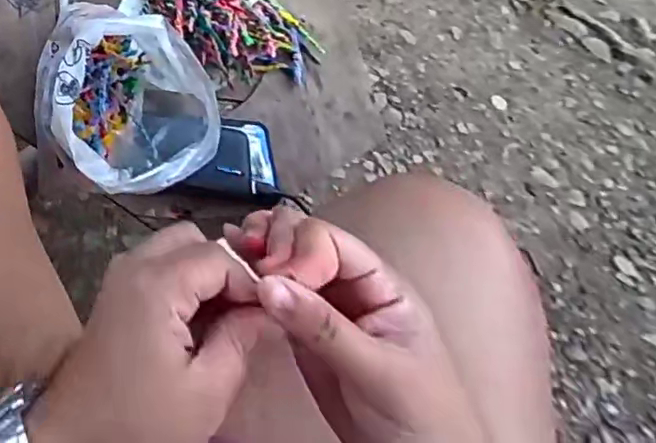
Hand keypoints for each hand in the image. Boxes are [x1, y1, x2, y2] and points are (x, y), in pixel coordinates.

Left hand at [28, 224, 267, 442]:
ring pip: (174, 245)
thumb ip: (239, 341)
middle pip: (192, 238)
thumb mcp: (206, 391)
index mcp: (155, 282)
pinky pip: (157, 260)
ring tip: (227, 318)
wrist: (80, 426)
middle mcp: (134, 261)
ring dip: (203, 271)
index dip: (249, 281)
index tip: (269, 313)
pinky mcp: (116, 283)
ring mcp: (121, 269)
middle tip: (247, 312)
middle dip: (225, 268)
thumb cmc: (144, 415)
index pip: (216, 255)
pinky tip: (198, 318)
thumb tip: (267, 310)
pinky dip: (183, 276)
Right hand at [225, 209, 486, 442]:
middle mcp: (346, 282)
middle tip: (255, 266)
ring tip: (238, 248)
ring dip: (258, 243)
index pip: (328, 241)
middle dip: (275, 241)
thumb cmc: (421, 422)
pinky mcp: (298, 322)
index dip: (298, 252)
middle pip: (301, 234)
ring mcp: (321, 301)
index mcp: (379, 284)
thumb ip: (325, 328)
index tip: (277, 278)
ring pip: (282, 250)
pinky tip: (233, 251)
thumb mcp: (380, 373)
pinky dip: (250, 263)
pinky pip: (270, 282)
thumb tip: (269, 284)